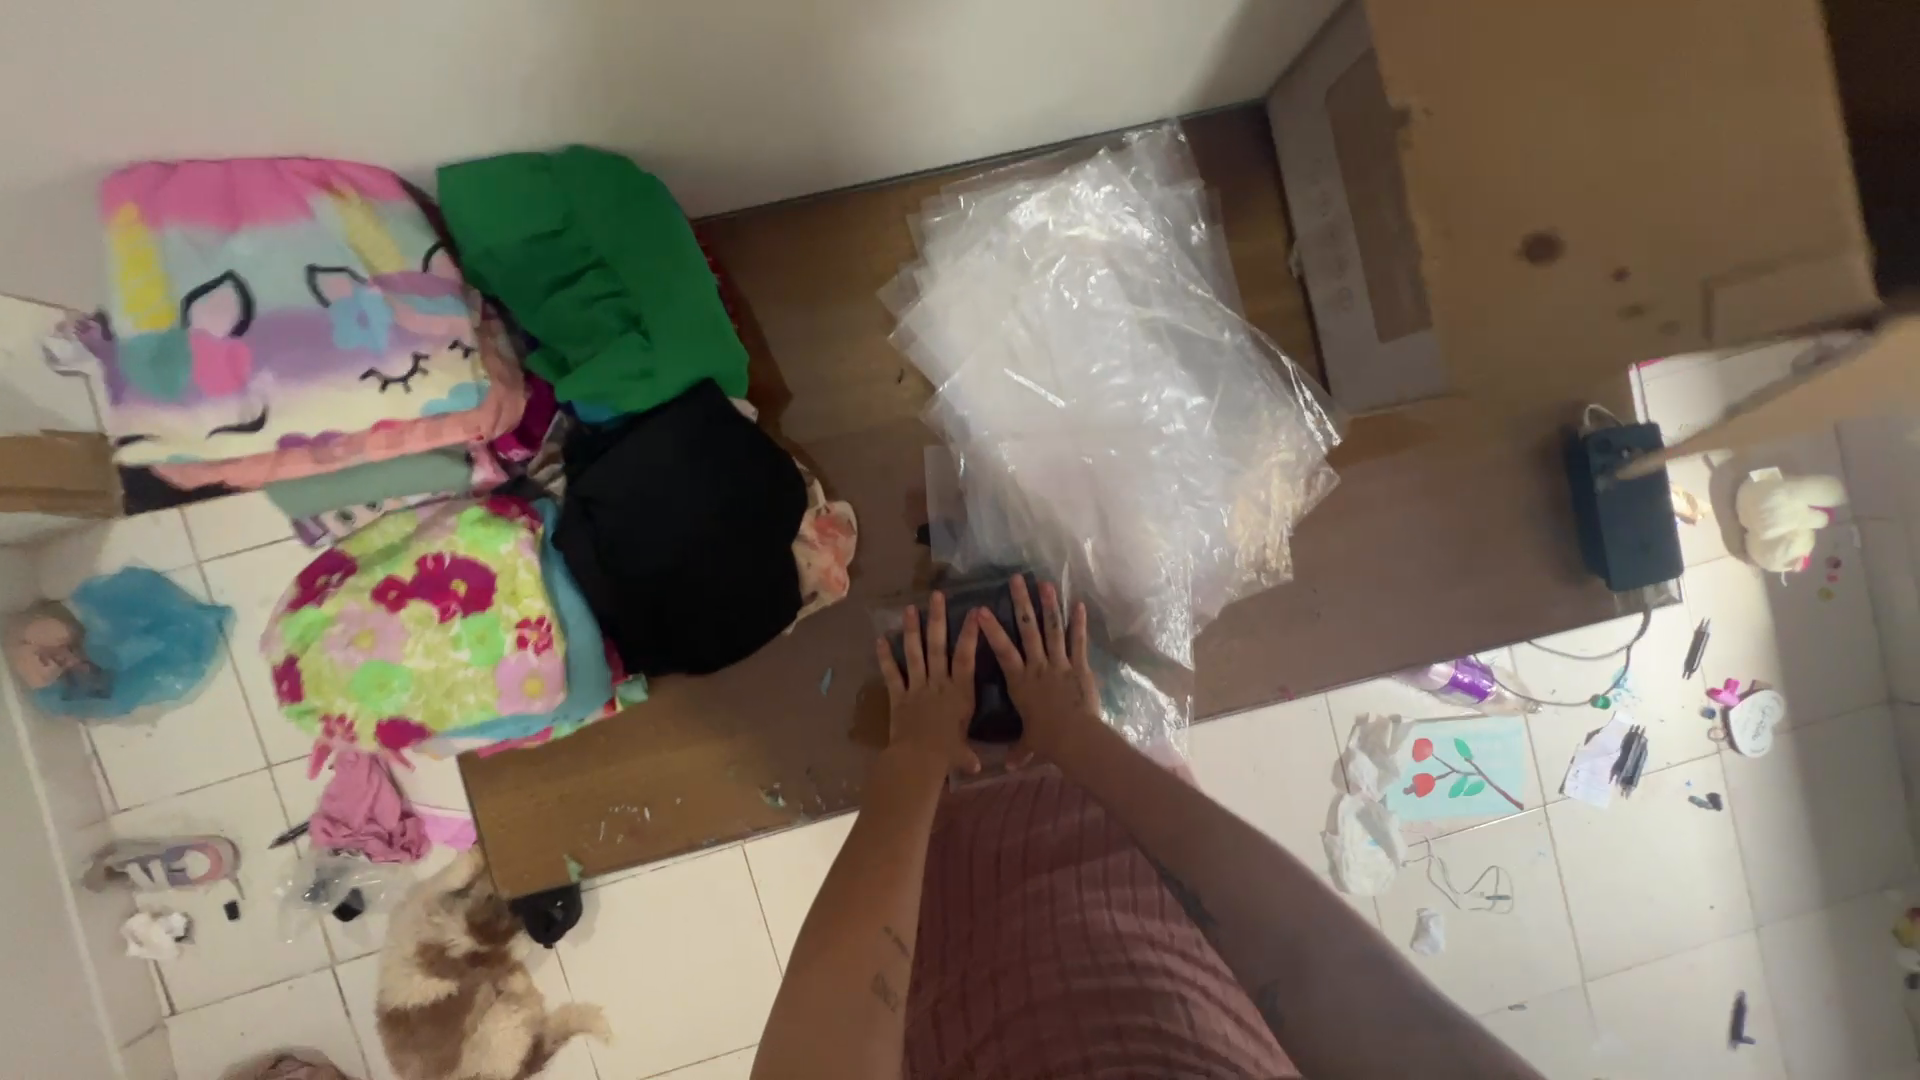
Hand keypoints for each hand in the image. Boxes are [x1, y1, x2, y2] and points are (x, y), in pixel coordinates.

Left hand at [875, 591, 981, 775]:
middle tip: (937, 596)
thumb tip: (979, 767)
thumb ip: (969, 754)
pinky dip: (885, 657)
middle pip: (939, 646)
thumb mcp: (963, 753)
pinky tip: (880, 639)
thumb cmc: (946, 755)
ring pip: (915, 653)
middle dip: (938, 619)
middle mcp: (939, 683)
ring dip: (912, 630)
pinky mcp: (898, 696)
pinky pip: (892, 673)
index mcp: (960, 692)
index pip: (967, 656)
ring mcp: (917, 687)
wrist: (917, 759)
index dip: (970, 634)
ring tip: (909, 608)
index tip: (974, 612)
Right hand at [977, 577, 1101, 762]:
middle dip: (1021, 602)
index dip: (992, 630)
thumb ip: (1018, 750)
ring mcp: (1059, 663)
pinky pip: (1078, 642)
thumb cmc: (1047, 738)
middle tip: (1016, 579)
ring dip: (1049, 605)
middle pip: (1027, 629)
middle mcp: (1037, 665)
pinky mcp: (1080, 667)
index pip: (1002, 650)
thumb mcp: (1029, 743)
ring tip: (1045, 583)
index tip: (982, 610)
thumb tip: (1006, 767)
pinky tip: (1079, 605)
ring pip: (1052, 629)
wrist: (1074, 737)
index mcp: (1019, 680)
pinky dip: (1079, 624)